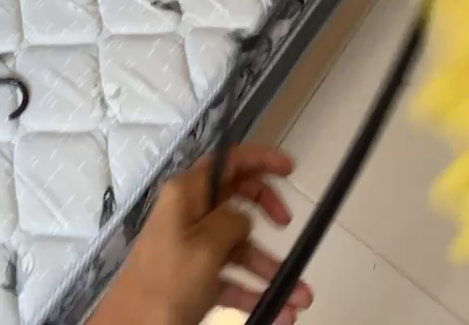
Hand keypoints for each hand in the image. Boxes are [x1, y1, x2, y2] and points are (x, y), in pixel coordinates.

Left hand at [90, 145, 315, 324]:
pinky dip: (255, 291)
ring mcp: (194, 245)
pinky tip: (281, 310)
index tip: (289, 167)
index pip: (228, 161)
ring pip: (240, 246)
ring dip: (270, 268)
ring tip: (300, 295)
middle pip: (238, 200)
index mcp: (188, 193)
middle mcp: (191, 213)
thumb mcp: (205, 247)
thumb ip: (232, 221)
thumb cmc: (167, 283)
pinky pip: (232, 276)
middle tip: (288, 225)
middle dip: (267, 214)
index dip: (260, 159)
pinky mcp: (196, 277)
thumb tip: (244, 216)